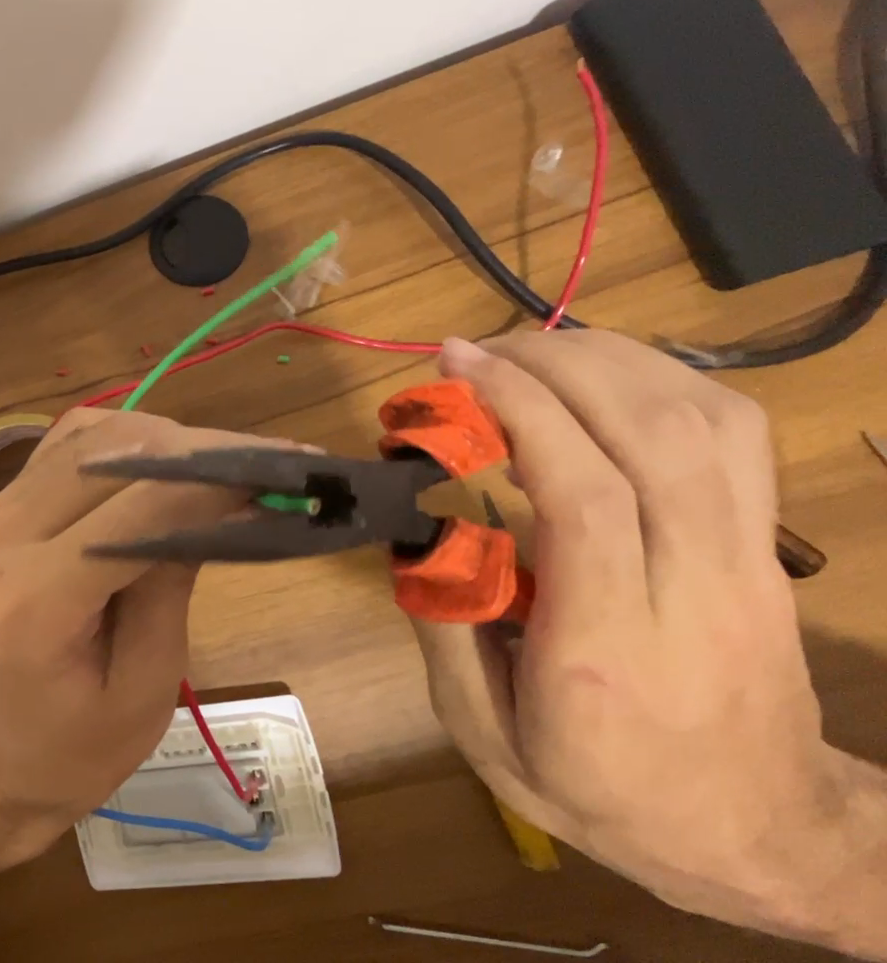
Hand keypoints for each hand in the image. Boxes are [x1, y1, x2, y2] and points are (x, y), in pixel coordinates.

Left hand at [0, 409, 298, 959]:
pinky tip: (159, 463)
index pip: (133, 510)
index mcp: (30, 601)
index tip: (286, 465)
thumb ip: (174, 583)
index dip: (213, 479)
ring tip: (222, 463)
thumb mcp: (147, 686)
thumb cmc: (79, 749)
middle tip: (267, 458)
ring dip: (157, 439)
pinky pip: (56, 453)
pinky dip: (113, 444)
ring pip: (80, 441)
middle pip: (106, 458)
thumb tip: (225, 499)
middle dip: (194, 450)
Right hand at [422, 331, 886, 950]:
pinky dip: (669, 381)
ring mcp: (747, 564)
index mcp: (607, 645)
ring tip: (532, 350)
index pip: (586, 495)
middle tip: (478, 349)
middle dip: (557, 365)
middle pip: (653, 436)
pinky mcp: (764, 550)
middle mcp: (692, 589)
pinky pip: (737, 436)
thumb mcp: (484, 735)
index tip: (456, 366)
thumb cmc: (598, 788)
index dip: (522, 410)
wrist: (756, 831)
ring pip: (707, 421)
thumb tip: (416, 531)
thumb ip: (443, 629)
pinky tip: (606, 376)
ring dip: (614, 361)